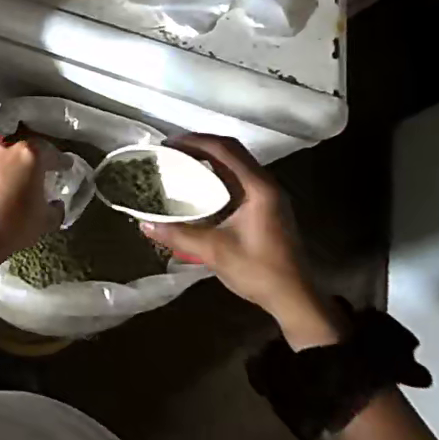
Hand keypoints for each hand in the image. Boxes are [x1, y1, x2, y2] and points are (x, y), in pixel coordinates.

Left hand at [0, 137, 61, 251]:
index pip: (54, 155)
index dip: (63, 163)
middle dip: (43, 161)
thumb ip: (57, 208)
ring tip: (33, 179)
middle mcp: (12, 150)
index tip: (68, 167)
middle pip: (33, 151)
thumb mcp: (47, 219)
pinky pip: (3, 167)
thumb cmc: (18, 221)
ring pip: (15, 158)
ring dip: (24, 166)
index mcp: (32, 155)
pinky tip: (16, 185)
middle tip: (52, 171)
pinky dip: (11, 173)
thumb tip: (57, 204)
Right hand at [139, 135, 342, 348]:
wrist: (294, 298)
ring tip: (181, 161)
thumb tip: (144, 223)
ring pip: (236, 163)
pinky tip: (199, 184)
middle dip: (200, 145)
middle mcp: (265, 184)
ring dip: (209, 158)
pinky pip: (238, 177)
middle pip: (231, 150)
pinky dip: (217, 173)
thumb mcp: (214, 251)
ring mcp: (268, 194)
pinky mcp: (265, 205)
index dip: (194, 141)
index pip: (224, 150)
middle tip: (171, 150)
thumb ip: (178, 234)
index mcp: (258, 187)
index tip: (168, 144)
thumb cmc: (258, 270)